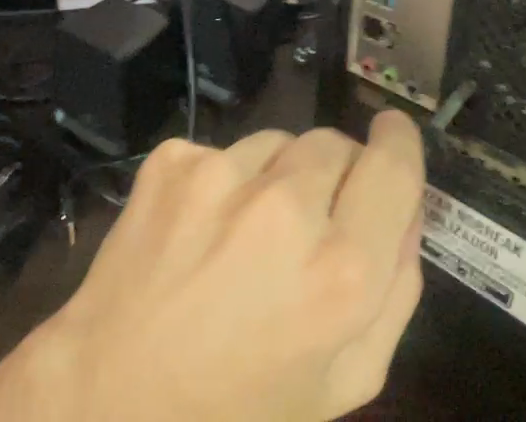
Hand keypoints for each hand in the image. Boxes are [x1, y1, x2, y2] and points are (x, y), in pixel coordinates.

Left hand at [0, 111, 427, 421]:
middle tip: (313, 213)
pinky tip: (204, 224)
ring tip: (250, 228)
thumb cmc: (242, 399)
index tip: (393, 130)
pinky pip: (222, 149)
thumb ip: (397, 290)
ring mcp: (220, 174)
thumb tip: (406, 212)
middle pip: (334, 144)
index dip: (400, 142)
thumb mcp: (348, 377)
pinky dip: (225, 177)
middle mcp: (284, 207)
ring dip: (280, 172)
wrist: (119, 381)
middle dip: (337, 170)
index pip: (393, 168)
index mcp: (343, 269)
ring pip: (279, 141)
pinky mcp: (172, 161)